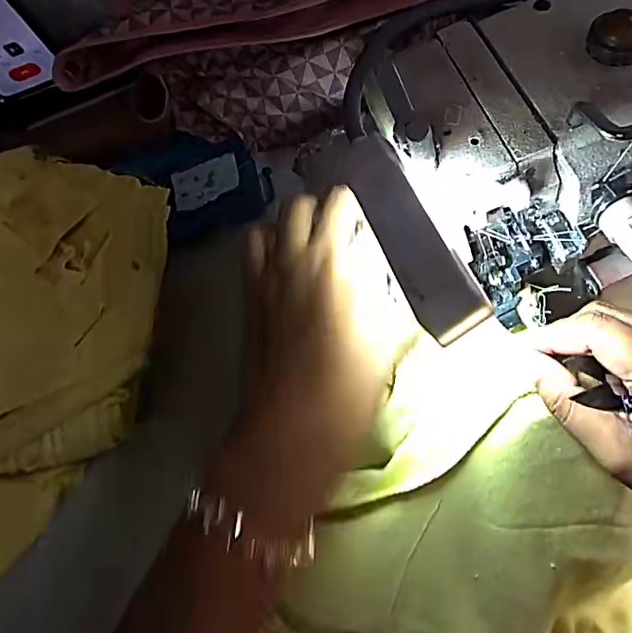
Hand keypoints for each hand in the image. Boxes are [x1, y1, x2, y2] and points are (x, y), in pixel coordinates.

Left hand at [210, 187, 415, 527]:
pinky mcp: (247, 300)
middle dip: (318, 206)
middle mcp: (292, 260)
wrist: (290, 430)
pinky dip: (265, 246)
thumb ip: (383, 296)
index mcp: (330, 262)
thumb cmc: (347, 385)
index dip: (351, 202)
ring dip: (287, 224)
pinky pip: (250, 254)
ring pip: (267, 224)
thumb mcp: (384, 336)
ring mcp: (264, 279)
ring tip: (307, 240)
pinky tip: (283, 265)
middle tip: (337, 224)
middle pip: (297, 205)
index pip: (336, 205)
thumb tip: (381, 278)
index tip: (363, 213)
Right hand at [527, 303, 631, 542]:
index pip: (598, 328)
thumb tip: (537, 369)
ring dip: (598, 345)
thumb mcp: (622, 456)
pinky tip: (622, 385)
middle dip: (573, 339)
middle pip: (611, 316)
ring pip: (627, 321)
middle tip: (552, 371)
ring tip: (593, 388)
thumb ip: (571, 406)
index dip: (556, 336)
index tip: (530, 351)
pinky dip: (623, 350)